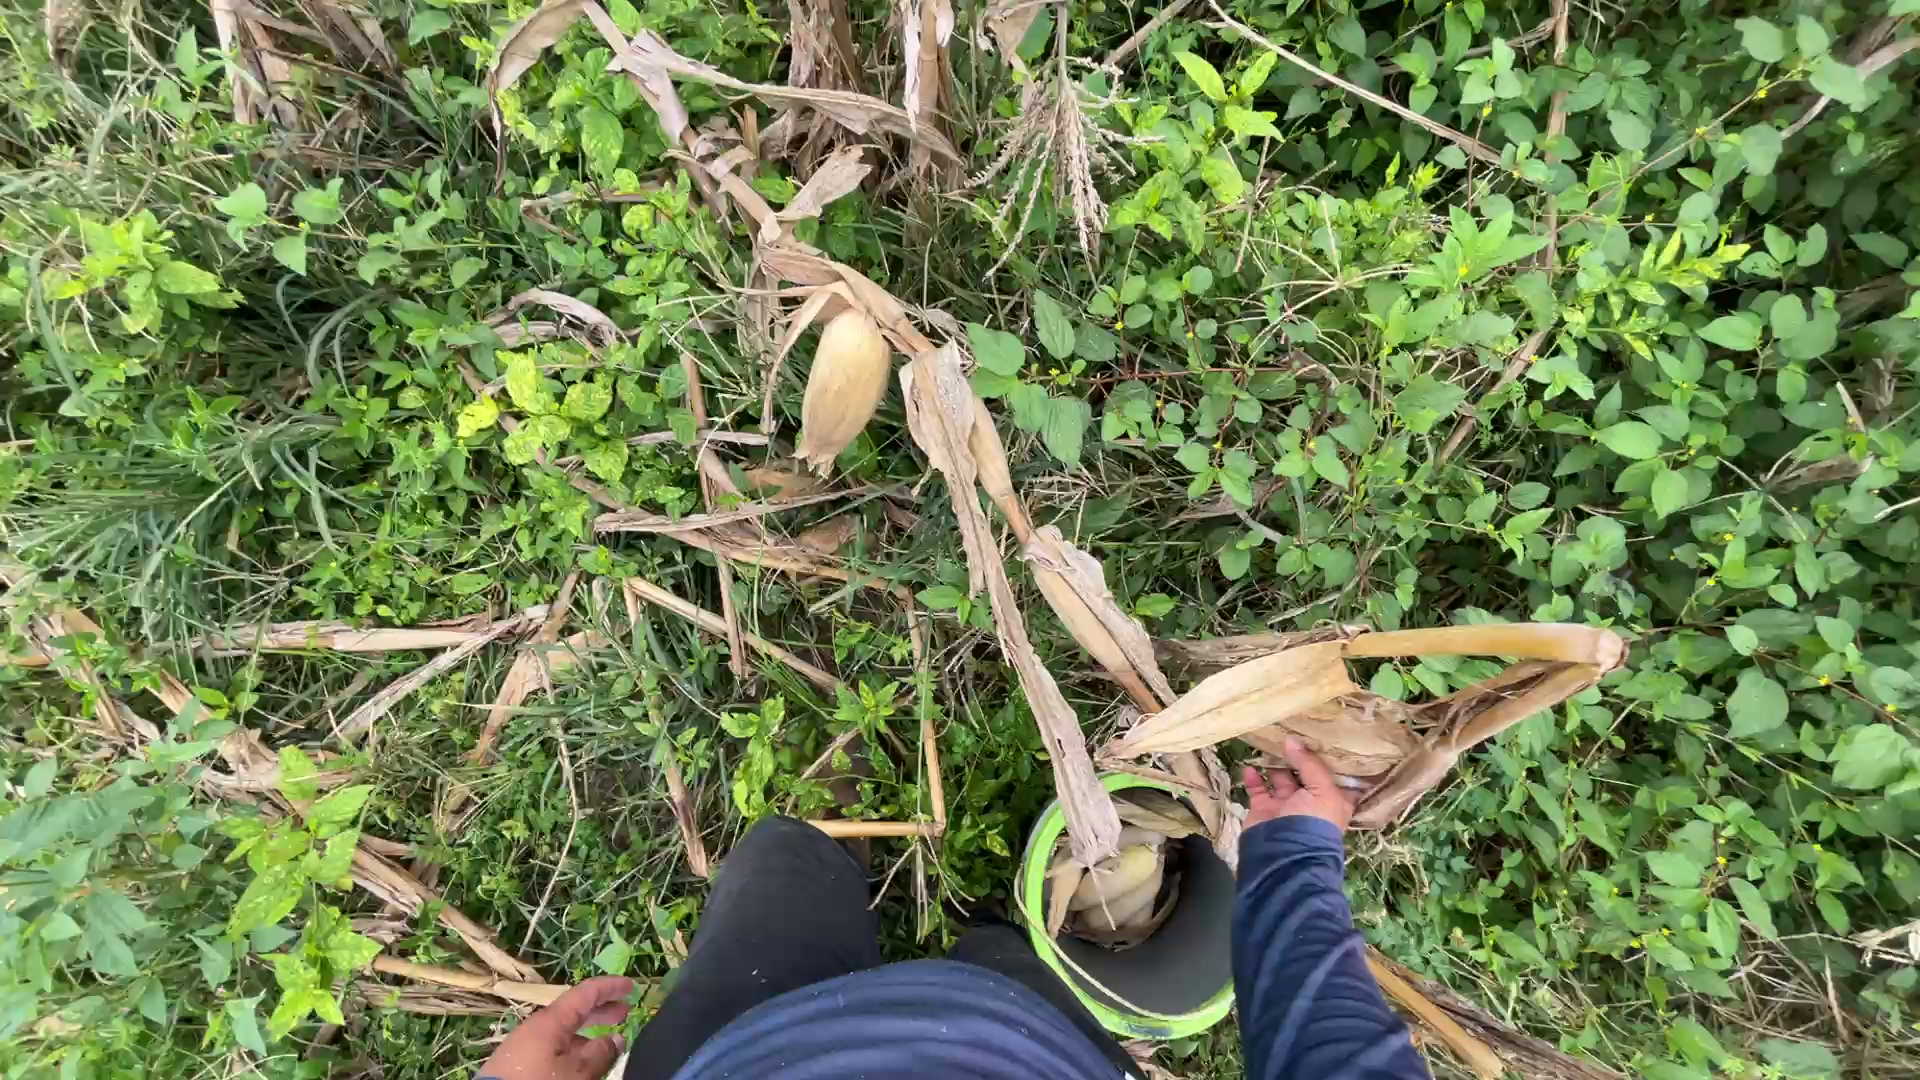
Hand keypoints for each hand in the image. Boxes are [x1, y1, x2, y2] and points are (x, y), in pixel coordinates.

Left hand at [477, 976, 634, 1079]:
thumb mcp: (576, 1074)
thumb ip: (600, 1054)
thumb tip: (617, 1039)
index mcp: (551, 1020)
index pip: (587, 992)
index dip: (612, 987)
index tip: (632, 987)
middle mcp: (536, 1027)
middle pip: (574, 1010)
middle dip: (601, 1010)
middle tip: (623, 1014)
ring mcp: (522, 1048)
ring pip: (561, 1033)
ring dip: (586, 1034)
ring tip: (605, 1045)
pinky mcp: (513, 1068)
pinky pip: (549, 1049)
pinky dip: (570, 1049)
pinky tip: (578, 1065)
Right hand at [1242, 736, 1354, 832]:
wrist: (1284, 854)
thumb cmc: (1313, 822)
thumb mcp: (1322, 791)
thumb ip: (1308, 763)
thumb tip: (1291, 739)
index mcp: (1334, 799)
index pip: (1335, 775)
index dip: (1329, 757)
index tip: (1322, 735)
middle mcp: (1311, 801)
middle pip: (1304, 773)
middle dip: (1298, 755)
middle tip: (1289, 731)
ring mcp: (1286, 805)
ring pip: (1280, 777)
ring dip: (1274, 763)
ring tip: (1267, 743)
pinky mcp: (1264, 808)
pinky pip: (1257, 788)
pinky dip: (1253, 777)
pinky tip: (1250, 767)